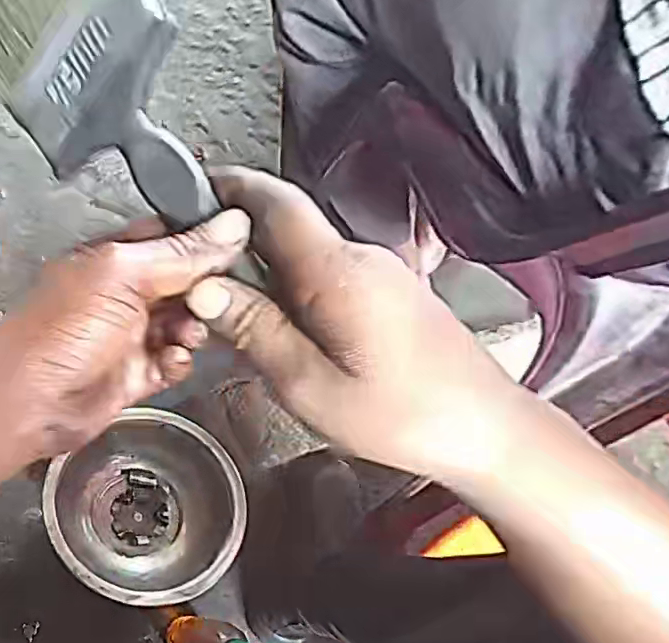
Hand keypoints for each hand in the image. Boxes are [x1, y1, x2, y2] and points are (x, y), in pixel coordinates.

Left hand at [0, 210, 250, 457]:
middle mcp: (125, 293)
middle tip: (214, 298)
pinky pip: (173, 362)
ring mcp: (131, 335)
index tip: (238, 248)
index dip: (206, 242)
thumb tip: (232, 226)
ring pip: (184, 324)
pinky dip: (178, 361)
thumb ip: (180, 253)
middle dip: (205, 290)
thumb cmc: (60, 334)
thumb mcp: (123, 276)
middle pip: (185, 282)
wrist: (32, 403)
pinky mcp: (136, 374)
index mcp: (115, 257)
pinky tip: (170, 361)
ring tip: (185, 333)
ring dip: (194, 327)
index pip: (173, 237)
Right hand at [182, 167, 531, 476]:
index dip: (228, 189)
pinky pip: (324, 282)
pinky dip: (289, 298)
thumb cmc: (400, 416)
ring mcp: (378, 274)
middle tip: (191, 285)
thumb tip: (204, 289)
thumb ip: (257, 332)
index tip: (187, 194)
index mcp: (338, 273)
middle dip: (232, 249)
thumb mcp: (310, 385)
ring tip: (226, 320)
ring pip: (301, 260)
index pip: (275, 203)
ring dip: (260, 280)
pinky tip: (277, 335)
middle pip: (283, 232)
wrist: (481, 428)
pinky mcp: (386, 296)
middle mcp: (360, 258)